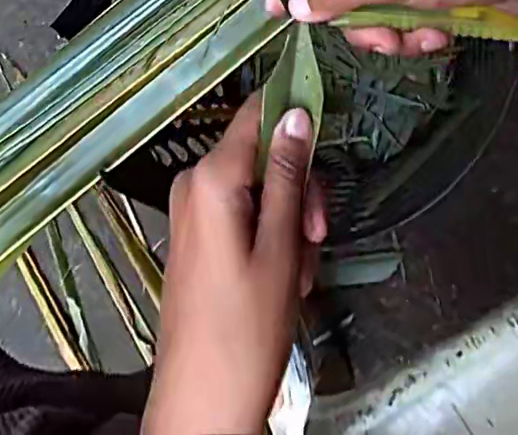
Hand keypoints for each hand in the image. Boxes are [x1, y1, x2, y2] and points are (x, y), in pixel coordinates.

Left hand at [144, 93, 325, 434]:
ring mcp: (192, 209)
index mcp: (211, 178)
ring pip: (257, 188)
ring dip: (288, 221)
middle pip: (261, 156)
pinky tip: (282, 277)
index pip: (256, 115)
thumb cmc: (244, 330)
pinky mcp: (197, 233)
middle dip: (297, 190)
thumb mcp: (280, 247)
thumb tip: (296, 114)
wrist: (201, 405)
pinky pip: (242, 212)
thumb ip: (288, 175)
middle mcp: (195, 183)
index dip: (292, 112)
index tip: (325, 121)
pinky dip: (269, 235)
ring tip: (298, 272)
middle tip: (317, 236)